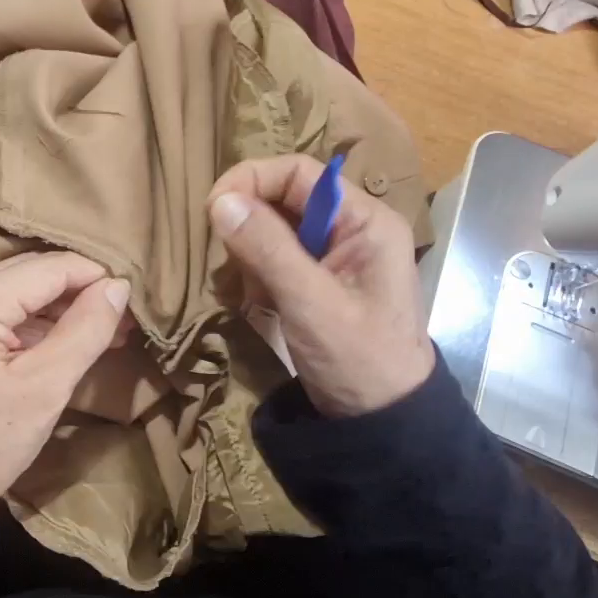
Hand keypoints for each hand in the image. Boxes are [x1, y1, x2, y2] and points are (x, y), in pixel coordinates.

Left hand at [0, 252, 132, 527]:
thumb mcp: (46, 388)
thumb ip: (86, 329)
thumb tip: (118, 285)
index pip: (45, 268)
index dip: (93, 275)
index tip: (131, 292)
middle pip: (27, 271)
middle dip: (77, 289)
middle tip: (122, 312)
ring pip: (12, 286)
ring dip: (56, 303)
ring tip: (104, 325)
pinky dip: (29, 317)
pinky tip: (64, 334)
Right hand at [208, 155, 434, 416]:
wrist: (384, 425)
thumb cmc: (359, 360)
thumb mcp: (310, 302)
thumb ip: (267, 248)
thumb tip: (219, 200)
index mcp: (366, 221)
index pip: (299, 173)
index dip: (252, 180)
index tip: (214, 209)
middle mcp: (352, 229)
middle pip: (284, 197)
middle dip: (249, 224)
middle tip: (232, 261)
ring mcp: (335, 256)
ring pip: (274, 229)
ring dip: (250, 253)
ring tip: (252, 291)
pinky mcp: (318, 282)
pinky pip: (275, 258)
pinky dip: (256, 274)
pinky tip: (259, 302)